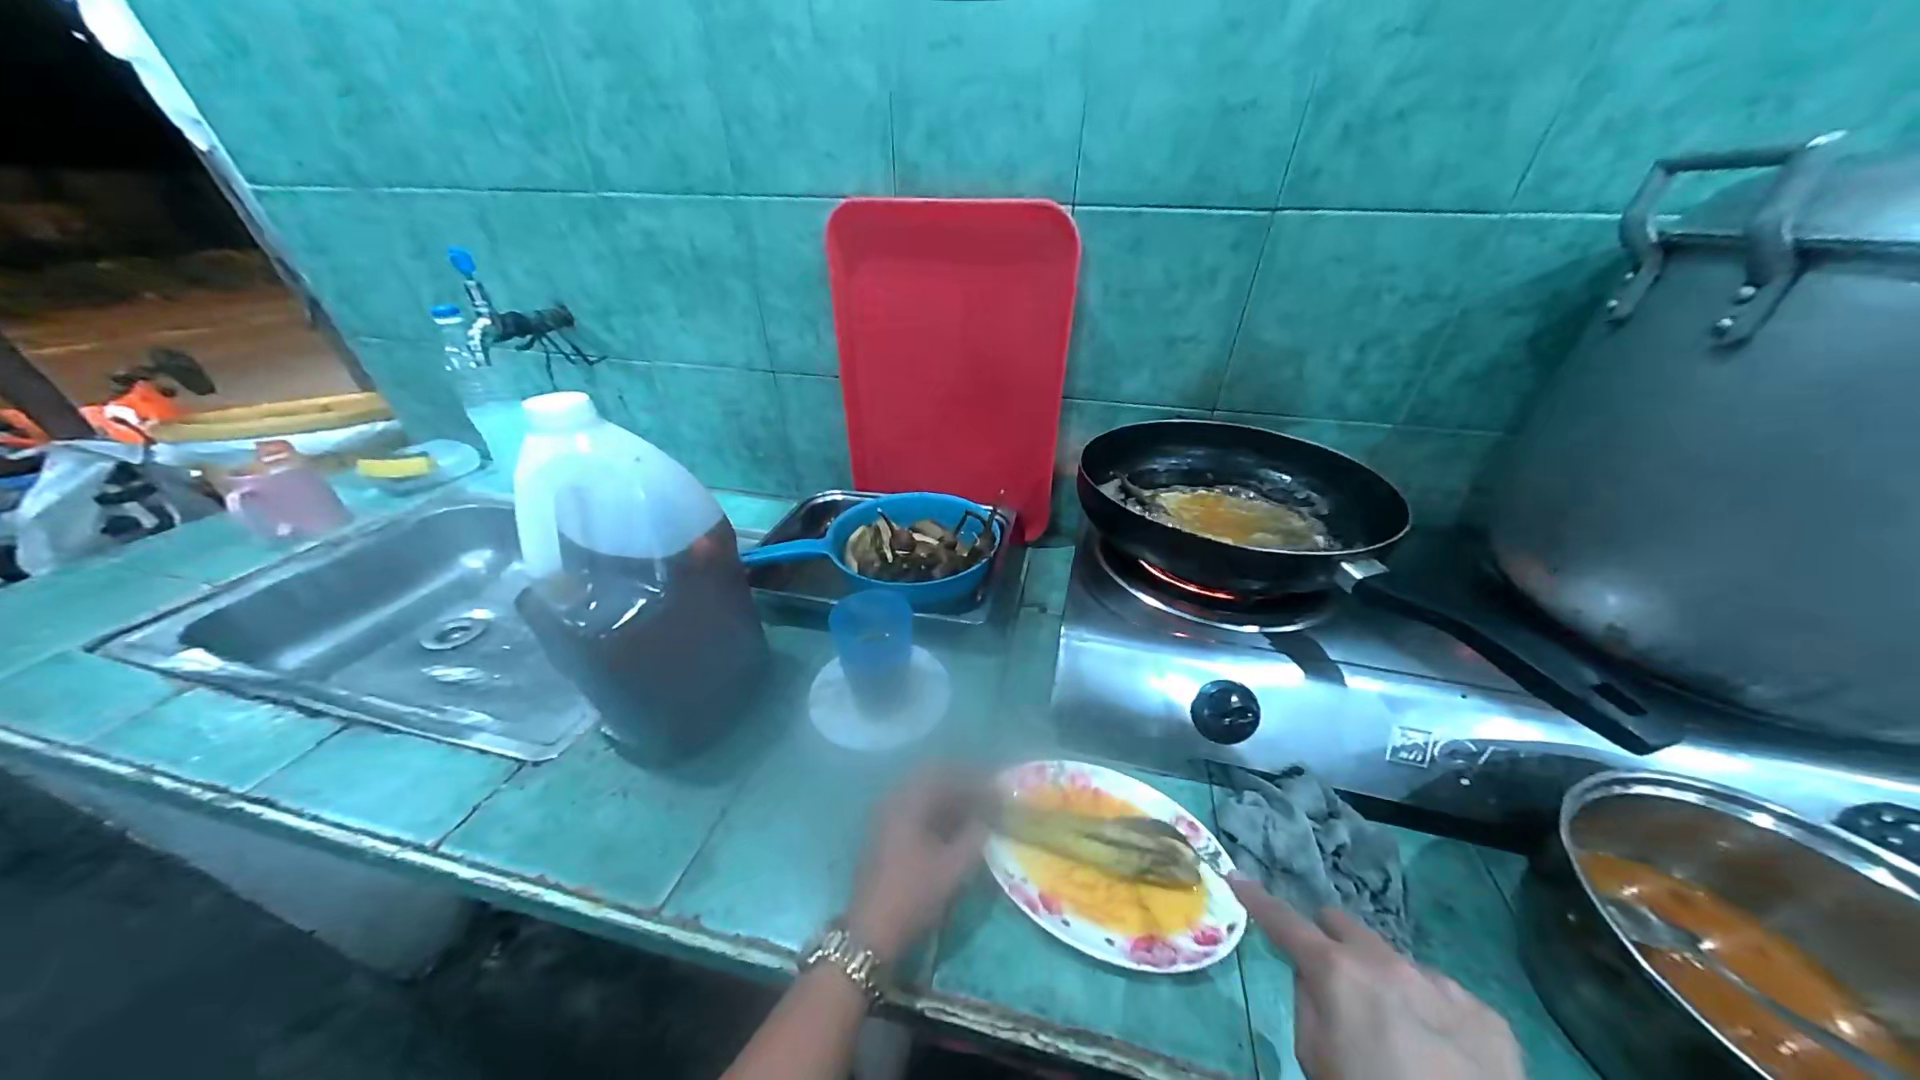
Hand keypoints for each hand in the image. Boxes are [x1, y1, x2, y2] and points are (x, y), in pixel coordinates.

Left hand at [845, 768, 990, 963]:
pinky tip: (956, 830)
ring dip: (951, 801)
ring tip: (978, 815)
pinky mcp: (885, 833)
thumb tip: (988, 817)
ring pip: (924, 796)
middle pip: (933, 781)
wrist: (870, 931)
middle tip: (989, 800)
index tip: (998, 791)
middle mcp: (894, 800)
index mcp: (908, 801)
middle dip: (964, 787)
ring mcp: (886, 816)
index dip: (975, 780)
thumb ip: (975, 836)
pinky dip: (938, 814)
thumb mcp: (953, 867)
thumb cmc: (913, 895)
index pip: (946, 774)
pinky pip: (916, 810)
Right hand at [1231, 875, 1524, 1079]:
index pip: (1284, 920)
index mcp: (1336, 972)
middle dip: (1331, 943)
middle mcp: (1387, 962)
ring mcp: (1441, 984)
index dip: (1257, 898)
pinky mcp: (1486, 1014)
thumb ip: (1307, 1003)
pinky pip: (1445, 996)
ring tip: (1400, 1033)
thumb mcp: (1314, 1057)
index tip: (1238, 876)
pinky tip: (1442, 1054)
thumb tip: (1314, 977)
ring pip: (1397, 962)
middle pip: (1343, 925)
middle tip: (1334, 980)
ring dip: (1385, 982)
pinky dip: (1432, 1013)